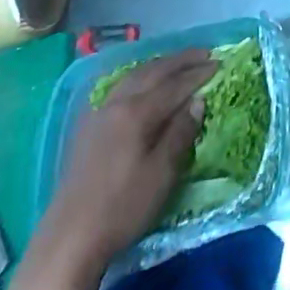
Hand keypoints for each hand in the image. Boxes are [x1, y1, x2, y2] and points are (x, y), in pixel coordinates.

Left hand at [35, 49, 215, 271]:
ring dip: (158, 65)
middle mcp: (116, 103)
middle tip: (204, 53)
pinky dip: (138, 76)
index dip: (198, 73)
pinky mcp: (87, 125)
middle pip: (152, 72)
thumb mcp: (161, 174)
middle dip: (180, 60)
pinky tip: (141, 81)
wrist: (70, 237)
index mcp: (136, 113)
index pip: (173, 85)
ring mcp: (97, 112)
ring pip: (132, 76)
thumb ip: (180, 133)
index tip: (219, 63)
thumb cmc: (123, 208)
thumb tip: (197, 101)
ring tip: (177, 62)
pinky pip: (118, 86)